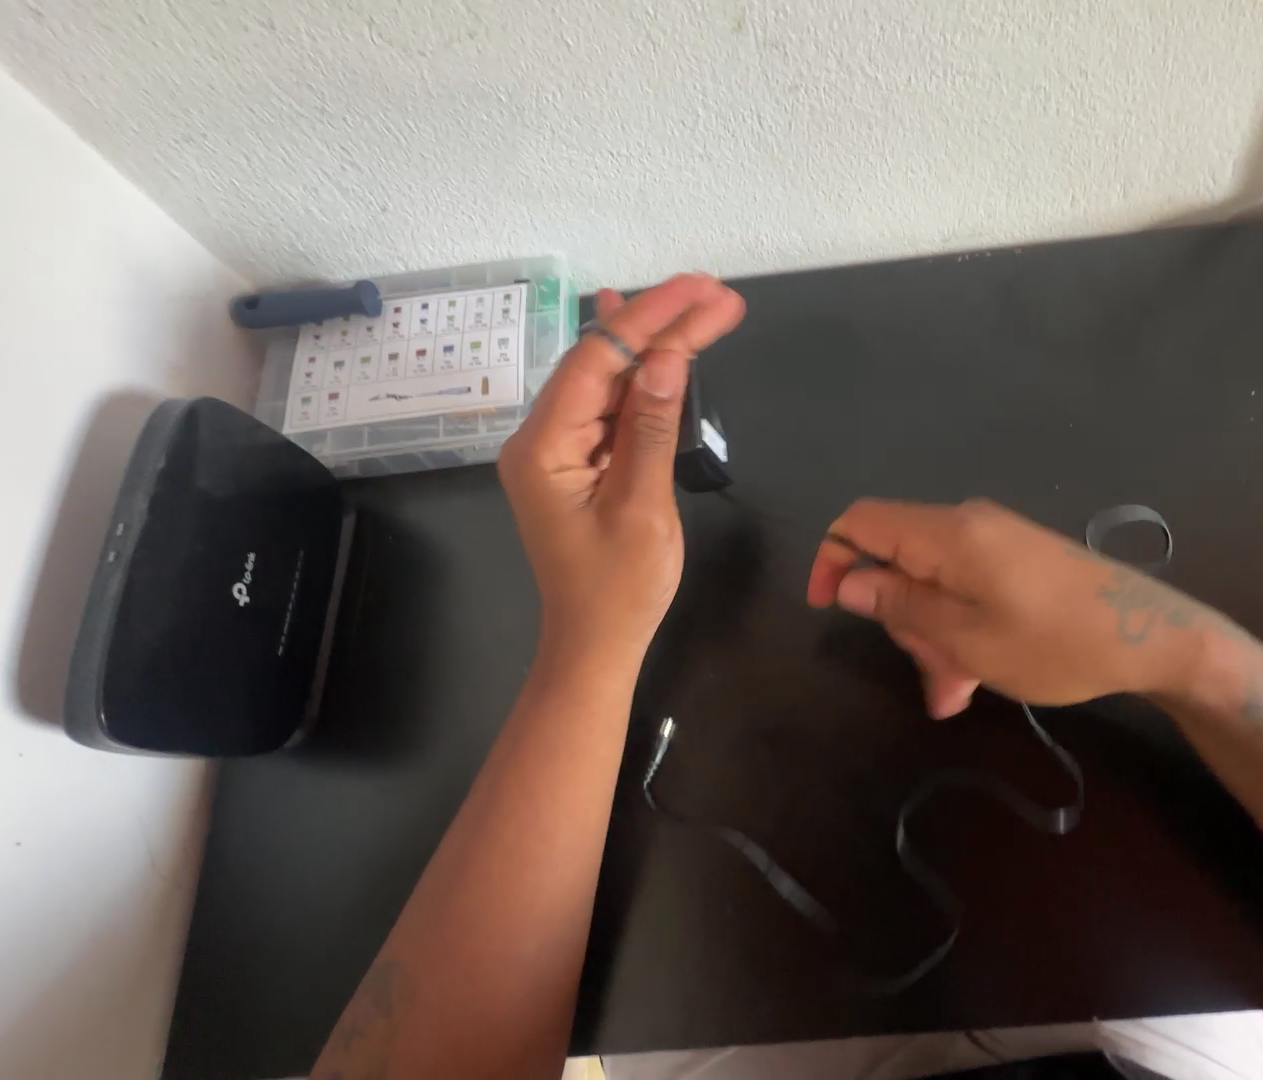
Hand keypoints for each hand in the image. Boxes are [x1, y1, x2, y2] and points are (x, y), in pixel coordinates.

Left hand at [499, 273, 745, 663]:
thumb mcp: (641, 508)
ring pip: (610, 383)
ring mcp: (561, 450)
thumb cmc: (619, 589)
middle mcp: (543, 437)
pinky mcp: (581, 463)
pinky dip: (641, 380)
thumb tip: (665, 359)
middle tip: (719, 295)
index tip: (700, 290)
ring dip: (658, 348)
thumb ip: (649, 429)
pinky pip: (611, 410)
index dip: (649, 318)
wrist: (598, 643)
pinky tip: (650, 341)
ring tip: (707, 309)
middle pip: (604, 364)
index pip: (596, 360)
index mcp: (544, 446)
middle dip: (661, 326)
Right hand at [807, 498, 1218, 717]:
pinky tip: (971, 677)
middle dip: (898, 617)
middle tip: (924, 673)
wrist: (1154, 637)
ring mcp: (993, 541)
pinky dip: (957, 626)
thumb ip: (901, 606)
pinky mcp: (1014, 559)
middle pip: (897, 558)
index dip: (832, 558)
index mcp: (948, 534)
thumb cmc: (1057, 643)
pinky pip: (964, 587)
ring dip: (930, 634)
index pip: (862, 521)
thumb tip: (848, 582)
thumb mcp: (967, 638)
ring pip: (931, 582)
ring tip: (953, 693)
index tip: (827, 607)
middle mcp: (966, 525)